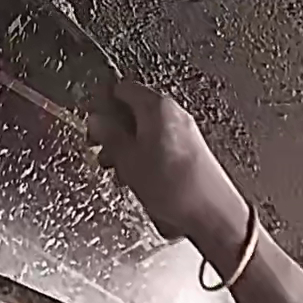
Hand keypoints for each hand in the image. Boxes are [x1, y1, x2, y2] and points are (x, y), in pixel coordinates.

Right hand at [87, 79, 247, 251]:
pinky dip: (143, 152)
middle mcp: (173, 113)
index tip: (91, 121)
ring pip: (145, 127)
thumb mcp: (127, 159)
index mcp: (156, 107)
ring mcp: (184, 130)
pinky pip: (158, 141)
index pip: (122, 89)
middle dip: (113, 127)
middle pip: (134, 108)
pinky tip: (136, 174)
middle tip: (98, 145)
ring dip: (126, 143)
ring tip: (115, 166)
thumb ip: (109, 135)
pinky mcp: (190, 149)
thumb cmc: (173, 186)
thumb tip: (96, 121)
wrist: (212, 213)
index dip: (102, 103)